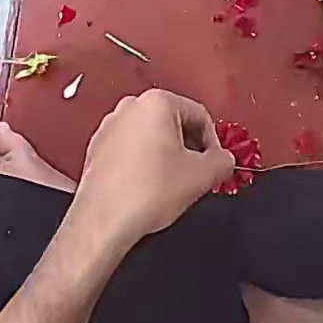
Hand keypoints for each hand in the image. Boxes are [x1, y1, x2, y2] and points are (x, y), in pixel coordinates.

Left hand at [70, 90, 234, 248]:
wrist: (103, 219)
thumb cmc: (147, 192)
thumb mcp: (202, 176)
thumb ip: (223, 161)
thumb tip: (224, 160)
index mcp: (158, 102)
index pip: (200, 116)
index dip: (213, 143)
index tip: (215, 163)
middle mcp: (131, 106)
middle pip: (175, 123)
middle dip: (189, 148)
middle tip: (196, 174)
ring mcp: (111, 125)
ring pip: (152, 135)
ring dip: (166, 155)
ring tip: (170, 183)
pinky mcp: (98, 145)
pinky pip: (131, 148)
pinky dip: (143, 162)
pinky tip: (147, 186)